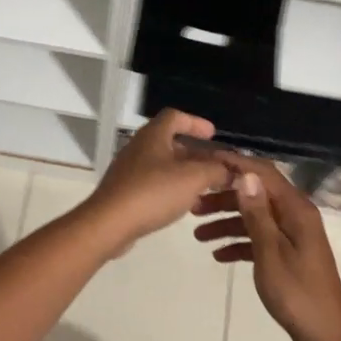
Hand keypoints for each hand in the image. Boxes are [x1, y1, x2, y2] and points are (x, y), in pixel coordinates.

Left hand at [79, 110, 233, 253]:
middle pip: (170, 142)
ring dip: (184, 173)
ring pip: (162, 165)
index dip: (195, 122)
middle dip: (195, 153)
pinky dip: (170, 188)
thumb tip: (230, 170)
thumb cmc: (153, 192)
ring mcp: (128, 170)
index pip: (175, 116)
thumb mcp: (193, 178)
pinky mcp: (124, 191)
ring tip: (204, 189)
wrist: (109, 223)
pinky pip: (153, 183)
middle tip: (215, 167)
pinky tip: (182, 205)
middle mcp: (138, 147)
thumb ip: (216, 170)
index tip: (213, 135)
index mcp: (153, 136)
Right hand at [192, 157, 340, 340]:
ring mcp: (293, 236)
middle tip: (191, 207)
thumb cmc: (296, 293)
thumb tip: (245, 174)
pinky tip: (218, 255)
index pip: (263, 174)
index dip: (234, 165)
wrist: (324, 335)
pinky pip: (260, 239)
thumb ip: (257, 213)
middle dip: (224, 197)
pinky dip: (239, 243)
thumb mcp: (270, 252)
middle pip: (256, 195)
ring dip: (227, 222)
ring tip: (197, 234)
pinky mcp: (289, 254)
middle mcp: (296, 216)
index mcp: (296, 210)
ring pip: (255, 218)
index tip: (204, 163)